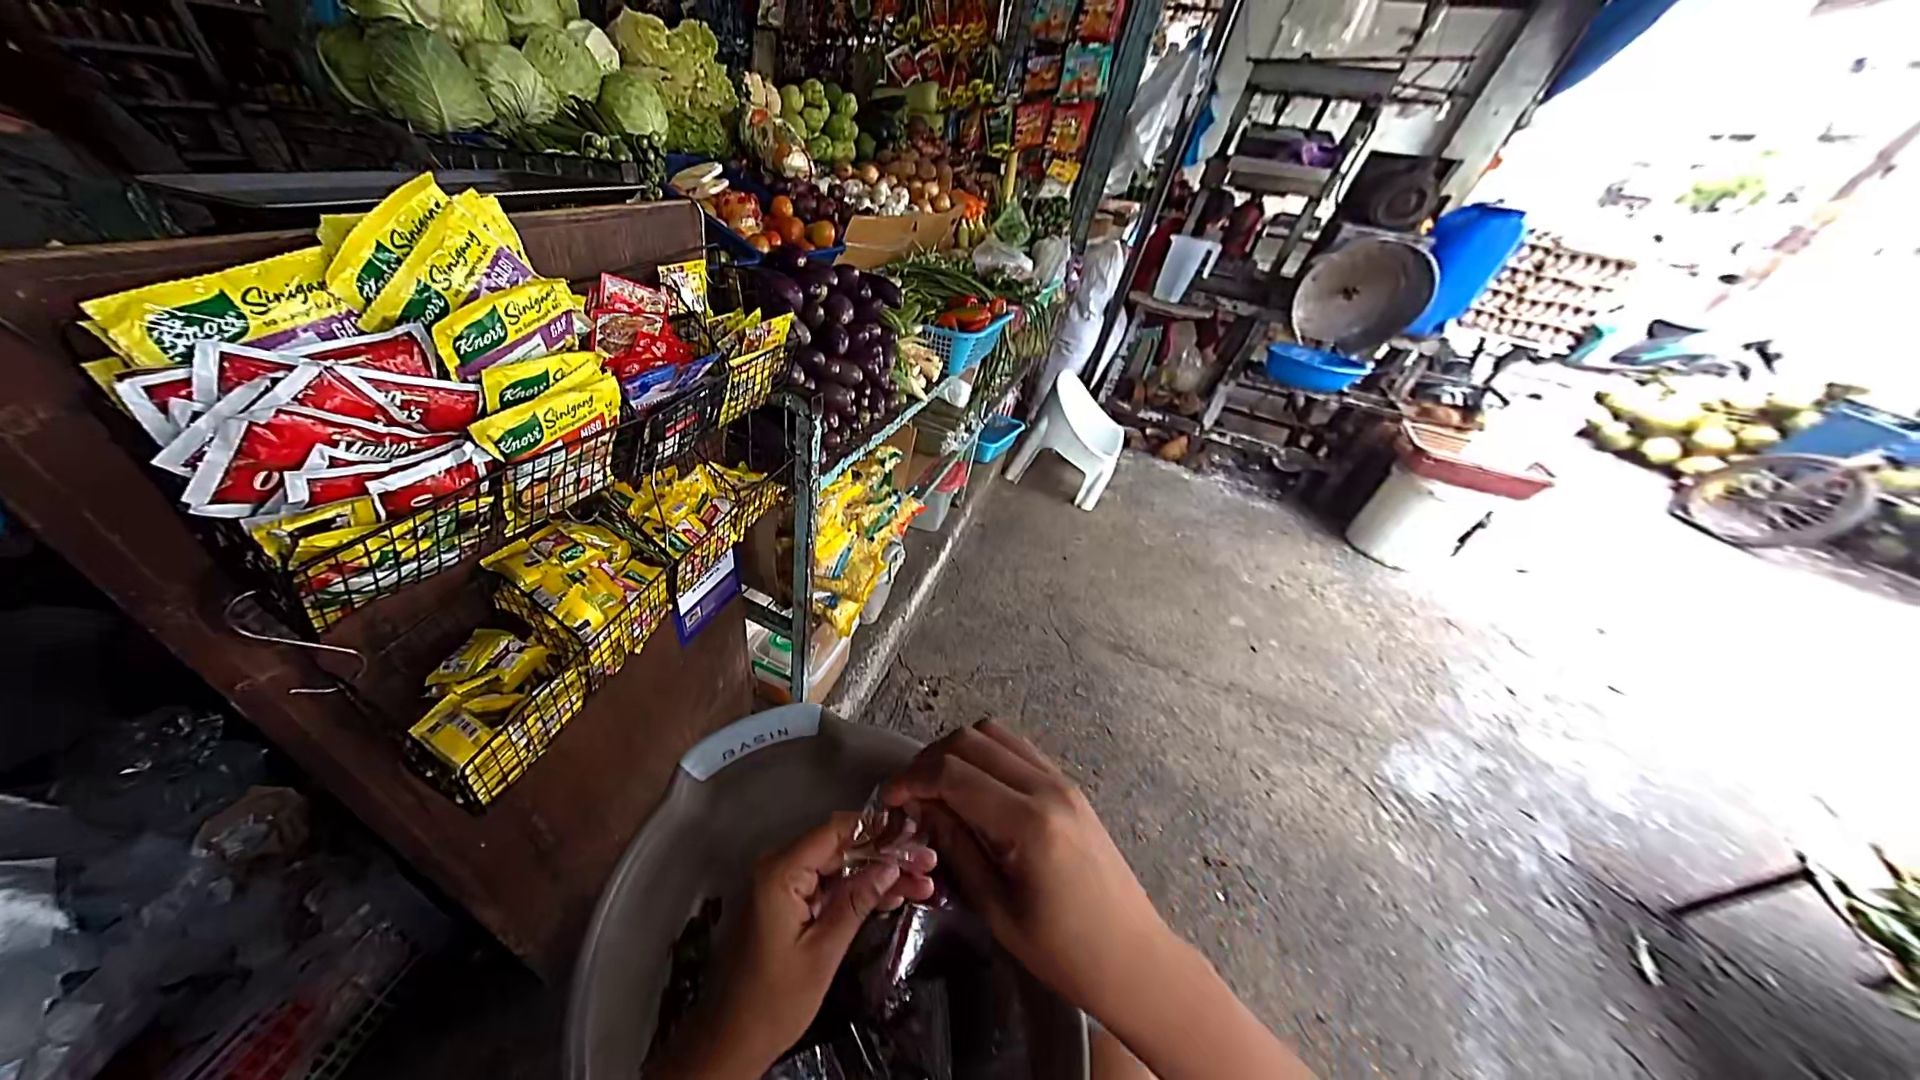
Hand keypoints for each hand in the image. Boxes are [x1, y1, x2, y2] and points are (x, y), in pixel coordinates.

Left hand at [651, 813, 936, 1079]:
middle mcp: (779, 867)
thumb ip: (857, 902)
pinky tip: (895, 895)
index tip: (912, 832)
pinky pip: (831, 884)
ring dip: (879, 873)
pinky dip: (860, 890)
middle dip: (886, 854)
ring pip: (842, 865)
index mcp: (779, 872)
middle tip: (926, 862)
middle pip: (842, 846)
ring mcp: (785, 884)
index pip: (836, 832)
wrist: (731, 1042)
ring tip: (922, 881)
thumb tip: (891, 864)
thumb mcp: (823, 952)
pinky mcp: (790, 901)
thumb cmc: (773, 1002)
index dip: (877, 829)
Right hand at [880, 720, 1173, 1024]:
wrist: (1134, 957)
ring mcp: (1062, 781)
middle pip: (972, 740)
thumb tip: (922, 808)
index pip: (954, 774)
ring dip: (957, 750)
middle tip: (908, 792)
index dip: (912, 779)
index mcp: (1029, 823)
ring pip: (995, 734)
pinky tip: (972, 786)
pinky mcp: (1069, 786)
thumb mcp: (997, 910)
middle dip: (929, 759)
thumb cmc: (1064, 951)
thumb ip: (957, 848)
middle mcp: (1047, 787)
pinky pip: (1018, 749)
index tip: (889, 799)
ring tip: (935, 786)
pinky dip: (986, 754)